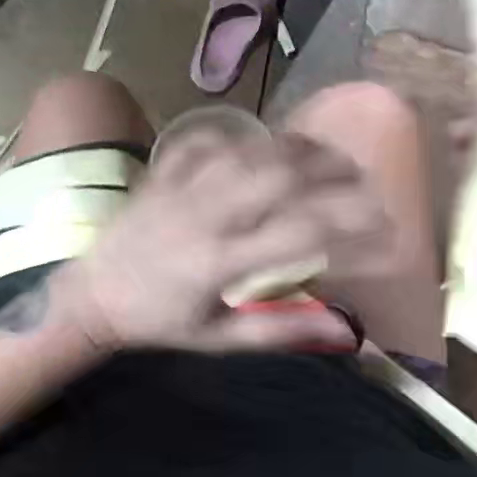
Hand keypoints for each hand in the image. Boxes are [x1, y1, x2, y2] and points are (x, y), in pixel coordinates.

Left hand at [42, 132, 387, 353]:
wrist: (90, 297)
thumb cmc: (155, 322)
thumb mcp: (215, 338)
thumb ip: (276, 329)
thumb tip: (343, 330)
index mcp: (219, 261)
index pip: (303, 230)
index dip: (355, 225)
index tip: (385, 229)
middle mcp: (204, 216)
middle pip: (280, 174)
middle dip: (333, 171)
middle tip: (361, 181)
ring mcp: (179, 190)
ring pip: (245, 150)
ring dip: (292, 147)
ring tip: (324, 155)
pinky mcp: (159, 176)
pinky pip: (201, 143)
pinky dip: (236, 137)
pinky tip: (256, 145)